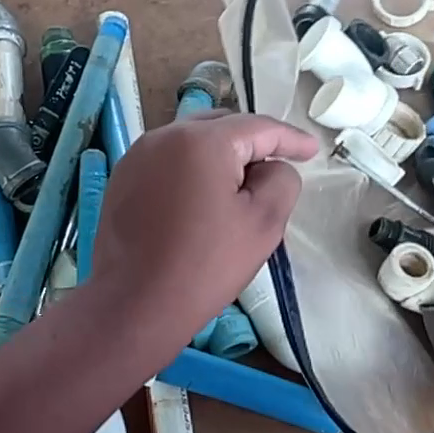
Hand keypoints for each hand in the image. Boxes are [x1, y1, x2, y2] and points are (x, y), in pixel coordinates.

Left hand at [89, 111, 317, 350]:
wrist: (135, 306)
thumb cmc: (205, 265)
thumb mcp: (263, 223)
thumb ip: (281, 181)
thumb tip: (270, 167)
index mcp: (202, 141)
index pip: (258, 126)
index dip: (290, 138)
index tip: (312, 150)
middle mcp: (163, 137)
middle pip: (221, 126)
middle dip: (252, 144)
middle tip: (275, 172)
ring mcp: (137, 157)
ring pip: (192, 143)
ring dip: (221, 158)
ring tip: (239, 189)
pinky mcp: (122, 180)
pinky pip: (168, 162)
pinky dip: (192, 171)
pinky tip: (201, 202)